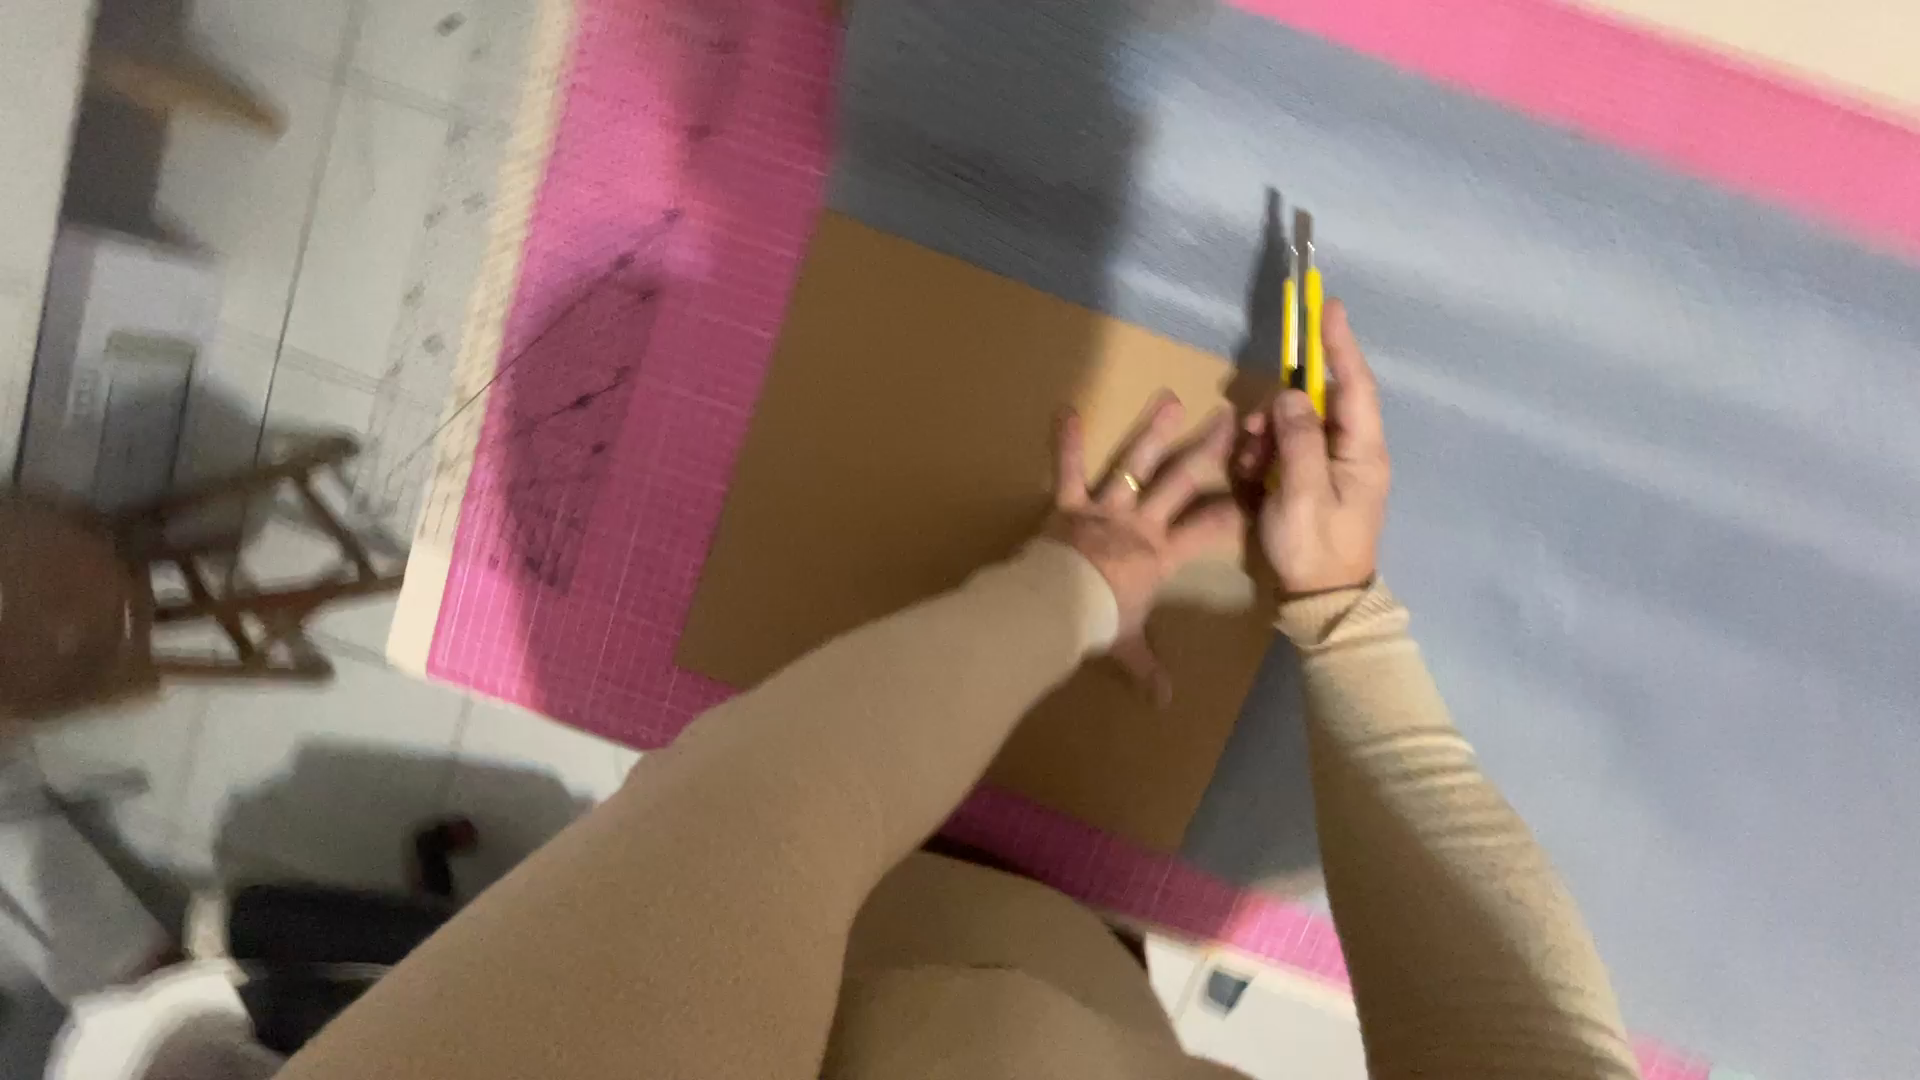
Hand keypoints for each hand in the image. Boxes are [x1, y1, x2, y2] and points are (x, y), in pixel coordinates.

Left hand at [1048, 392, 1241, 704]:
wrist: (1055, 607)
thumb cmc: (1097, 622)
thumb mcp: (1126, 644)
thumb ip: (1146, 669)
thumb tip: (1162, 704)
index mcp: (1161, 554)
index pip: (1209, 528)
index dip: (1234, 508)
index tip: (1257, 486)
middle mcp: (1140, 522)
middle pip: (1182, 480)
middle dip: (1208, 448)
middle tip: (1229, 417)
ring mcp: (1105, 508)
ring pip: (1134, 463)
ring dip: (1151, 431)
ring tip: (1169, 397)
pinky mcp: (1069, 504)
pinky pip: (1068, 470)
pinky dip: (1067, 442)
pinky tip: (1066, 408)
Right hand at [1233, 299, 1389, 595]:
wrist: (1320, 599)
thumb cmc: (1315, 547)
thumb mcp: (1302, 494)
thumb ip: (1298, 440)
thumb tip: (1293, 395)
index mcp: (1362, 451)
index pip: (1354, 385)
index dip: (1340, 346)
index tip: (1329, 308)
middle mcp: (1352, 451)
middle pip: (1316, 404)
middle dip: (1281, 410)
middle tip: (1254, 432)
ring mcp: (1331, 467)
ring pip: (1294, 426)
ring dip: (1266, 437)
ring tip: (1249, 465)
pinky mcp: (1312, 481)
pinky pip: (1285, 451)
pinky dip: (1264, 456)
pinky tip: (1250, 477)